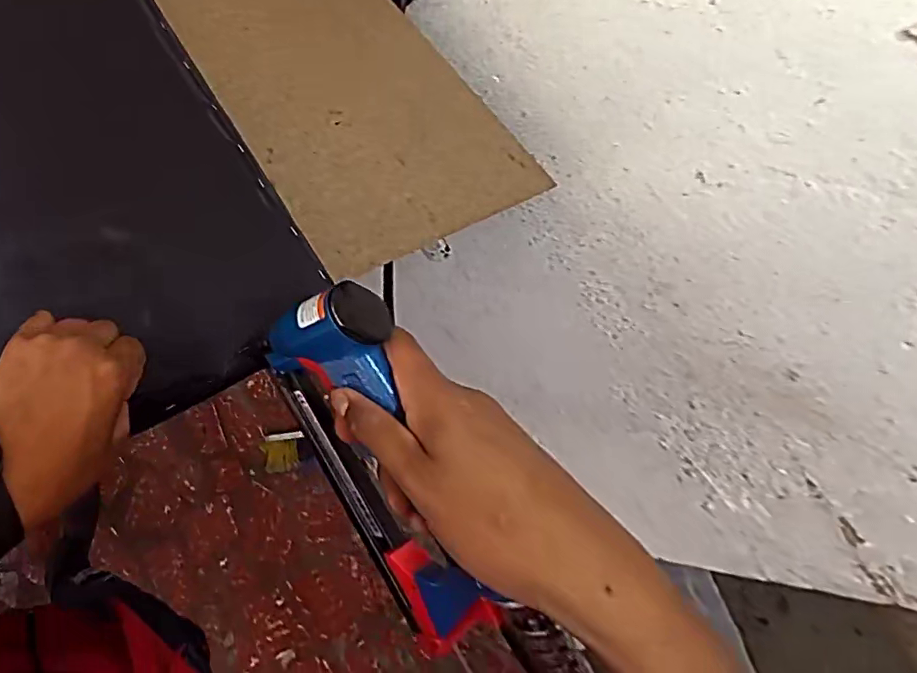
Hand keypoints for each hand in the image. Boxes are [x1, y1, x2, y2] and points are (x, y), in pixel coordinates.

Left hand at [0, 311, 145, 527]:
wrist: (1, 472)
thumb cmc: (61, 469)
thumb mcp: (109, 450)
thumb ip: (122, 410)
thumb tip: (116, 392)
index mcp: (111, 373)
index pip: (133, 348)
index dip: (128, 368)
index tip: (117, 385)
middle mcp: (83, 346)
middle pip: (105, 330)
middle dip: (104, 351)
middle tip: (88, 379)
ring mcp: (49, 339)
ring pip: (75, 324)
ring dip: (75, 342)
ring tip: (60, 370)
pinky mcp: (20, 340)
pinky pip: (42, 321)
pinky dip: (46, 334)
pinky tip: (40, 358)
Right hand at [332, 329, 735, 671]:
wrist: (590, 574)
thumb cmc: (509, 528)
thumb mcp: (416, 479)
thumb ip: (373, 429)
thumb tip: (344, 397)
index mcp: (438, 397)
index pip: (387, 342)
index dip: (351, 348)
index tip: (326, 364)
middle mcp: (464, 403)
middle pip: (399, 392)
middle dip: (378, 429)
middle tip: (377, 463)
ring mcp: (486, 429)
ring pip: (422, 428)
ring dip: (406, 463)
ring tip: (418, 508)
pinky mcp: (503, 454)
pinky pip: (450, 448)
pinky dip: (434, 474)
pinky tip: (443, 516)